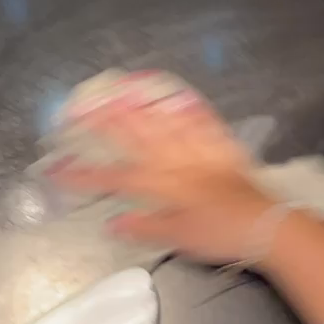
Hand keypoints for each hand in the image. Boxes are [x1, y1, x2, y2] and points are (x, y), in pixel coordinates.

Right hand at [48, 93, 286, 265]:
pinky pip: (199, 119)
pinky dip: (184, 104)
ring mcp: (198, 148)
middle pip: (132, 136)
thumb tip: (112, 223)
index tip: (56, 169)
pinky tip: (173, 93)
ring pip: (161, 121)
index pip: (112, 178)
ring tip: (117, 85)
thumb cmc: (220, 235)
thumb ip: (143, 227)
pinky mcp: (220, 144)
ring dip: (137, 103)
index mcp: (160, 186)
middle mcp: (175, 161)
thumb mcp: (177, 238)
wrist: (267, 225)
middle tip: (77, 106)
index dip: (81, 174)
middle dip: (101, 121)